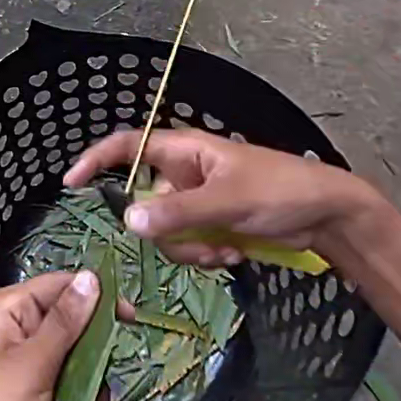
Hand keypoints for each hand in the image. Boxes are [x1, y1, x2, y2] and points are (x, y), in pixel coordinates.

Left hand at [0, 270, 100, 400]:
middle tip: (107, 370)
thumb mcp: (33, 366)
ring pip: (77, 352)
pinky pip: (71, 381)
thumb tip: (92, 276)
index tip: (131, 318)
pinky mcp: (36, 392)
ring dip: (91, 375)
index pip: (61, 284)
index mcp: (8, 309)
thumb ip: (65, 322)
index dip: (96, 295)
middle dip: (94, 344)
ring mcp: (27, 362)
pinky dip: (84, 395)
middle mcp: (17, 328)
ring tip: (94, 400)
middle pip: (72, 318)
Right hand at [63, 128, 381, 265]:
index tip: (72, 184)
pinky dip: (204, 254)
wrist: (328, 215)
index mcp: (183, 150)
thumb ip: (178, 212)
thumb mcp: (227, 200)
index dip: (96, 160)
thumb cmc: (280, 189)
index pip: (127, 146)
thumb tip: (128, 220)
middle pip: (144, 203)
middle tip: (198, 243)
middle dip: (166, 231)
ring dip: (190, 248)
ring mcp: (194, 200)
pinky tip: (233, 254)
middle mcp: (182, 173)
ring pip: (164, 230)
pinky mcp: (208, 223)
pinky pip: (186, 243)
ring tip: (224, 250)